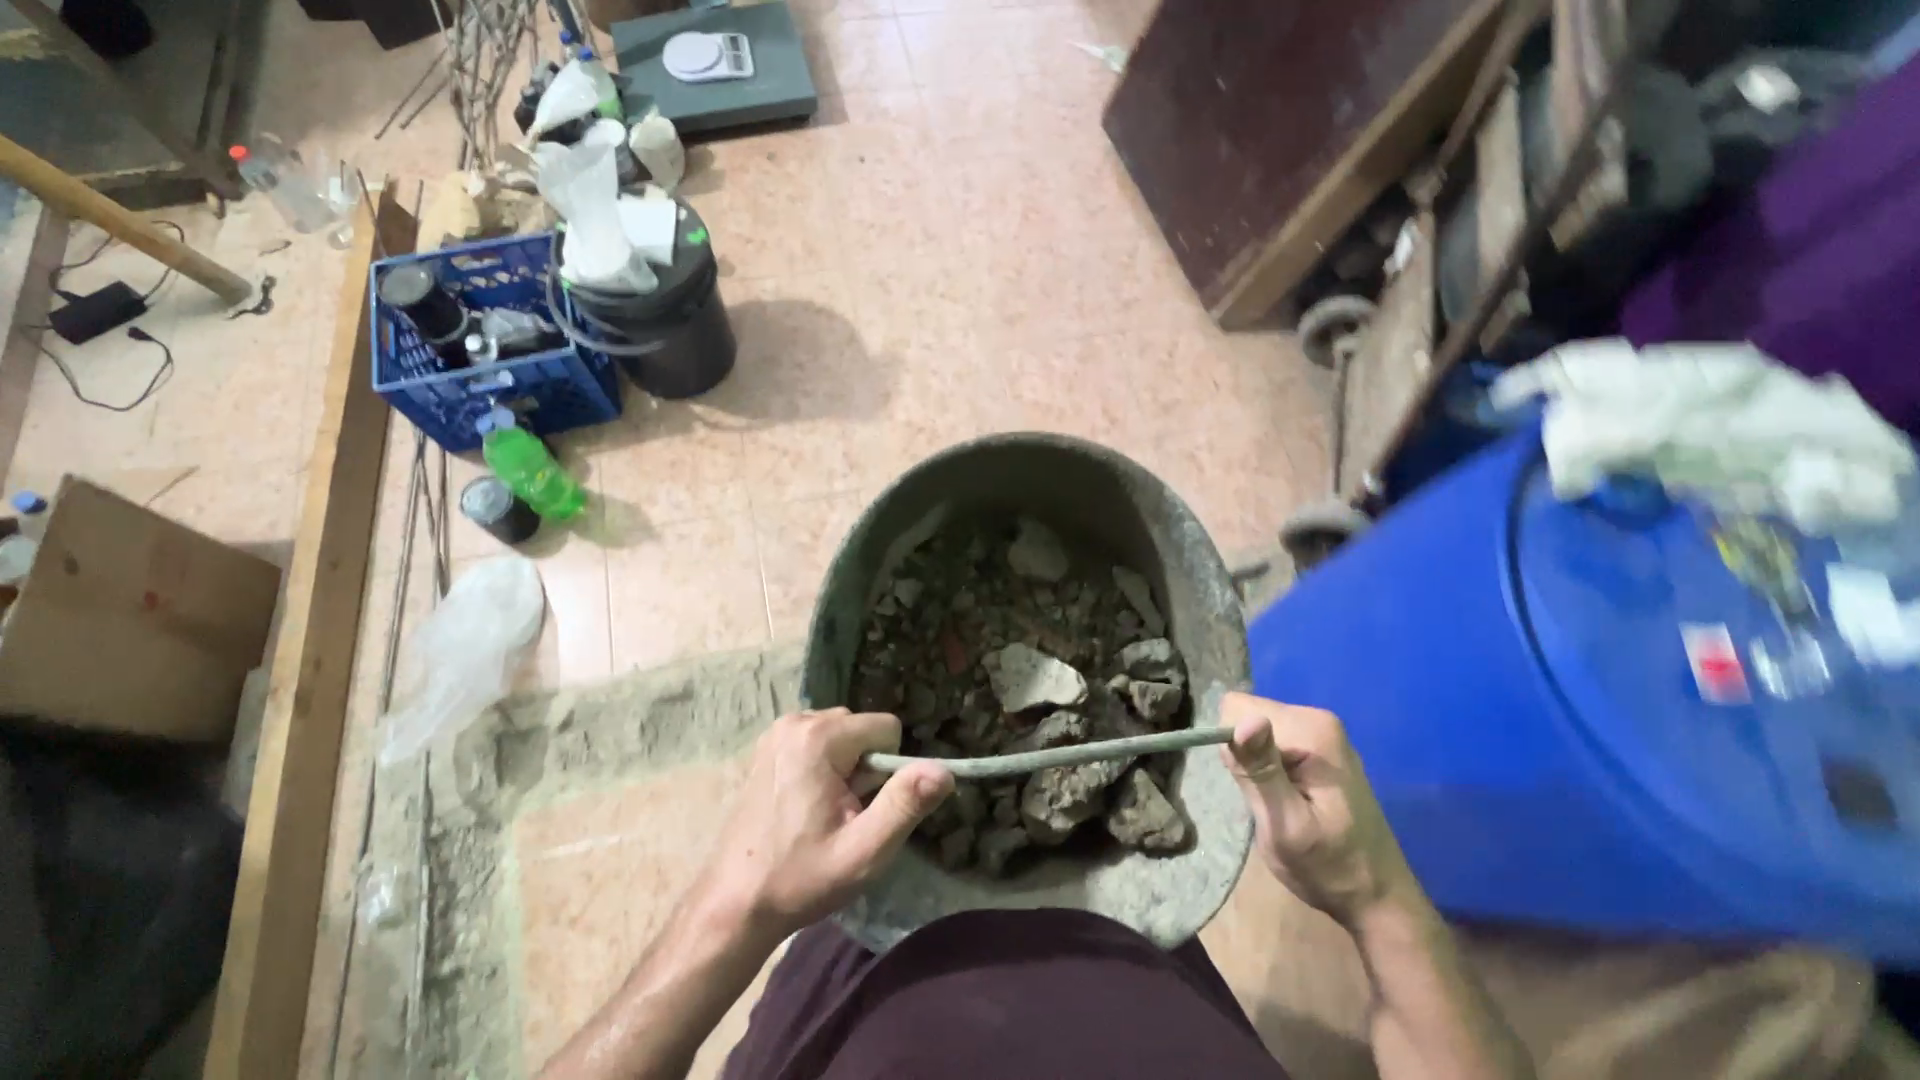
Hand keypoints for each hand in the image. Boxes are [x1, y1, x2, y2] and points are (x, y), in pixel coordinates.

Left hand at [691, 708, 953, 943]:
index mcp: (818, 738)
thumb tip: (944, 770)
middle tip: (841, 816)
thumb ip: (905, 805)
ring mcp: (776, 732)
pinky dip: (823, 769)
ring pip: (843, 736)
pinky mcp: (767, 747)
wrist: (733, 903)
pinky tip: (805, 807)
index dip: (887, 772)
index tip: (861, 809)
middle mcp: (795, 721)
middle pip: (863, 730)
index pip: (888, 728)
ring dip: (845, 770)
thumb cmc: (801, 879)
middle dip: (865, 768)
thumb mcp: (864, 851)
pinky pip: (818, 742)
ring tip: (822, 814)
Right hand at [1220, 692, 1420, 925]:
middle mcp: (1318, 720)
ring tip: (1278, 803)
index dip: (1232, 748)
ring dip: (1255, 767)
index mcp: (1312, 730)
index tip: (1250, 788)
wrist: (1379, 897)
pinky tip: (1288, 799)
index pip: (1237, 710)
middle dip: (1244, 758)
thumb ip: (1261, 770)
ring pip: (1255, 729)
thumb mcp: (1286, 825)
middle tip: (1267, 802)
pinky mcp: (1319, 750)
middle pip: (1246, 715)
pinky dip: (1268, 771)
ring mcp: (1321, 734)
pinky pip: (1271, 743)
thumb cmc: (1329, 867)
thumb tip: (1243, 720)